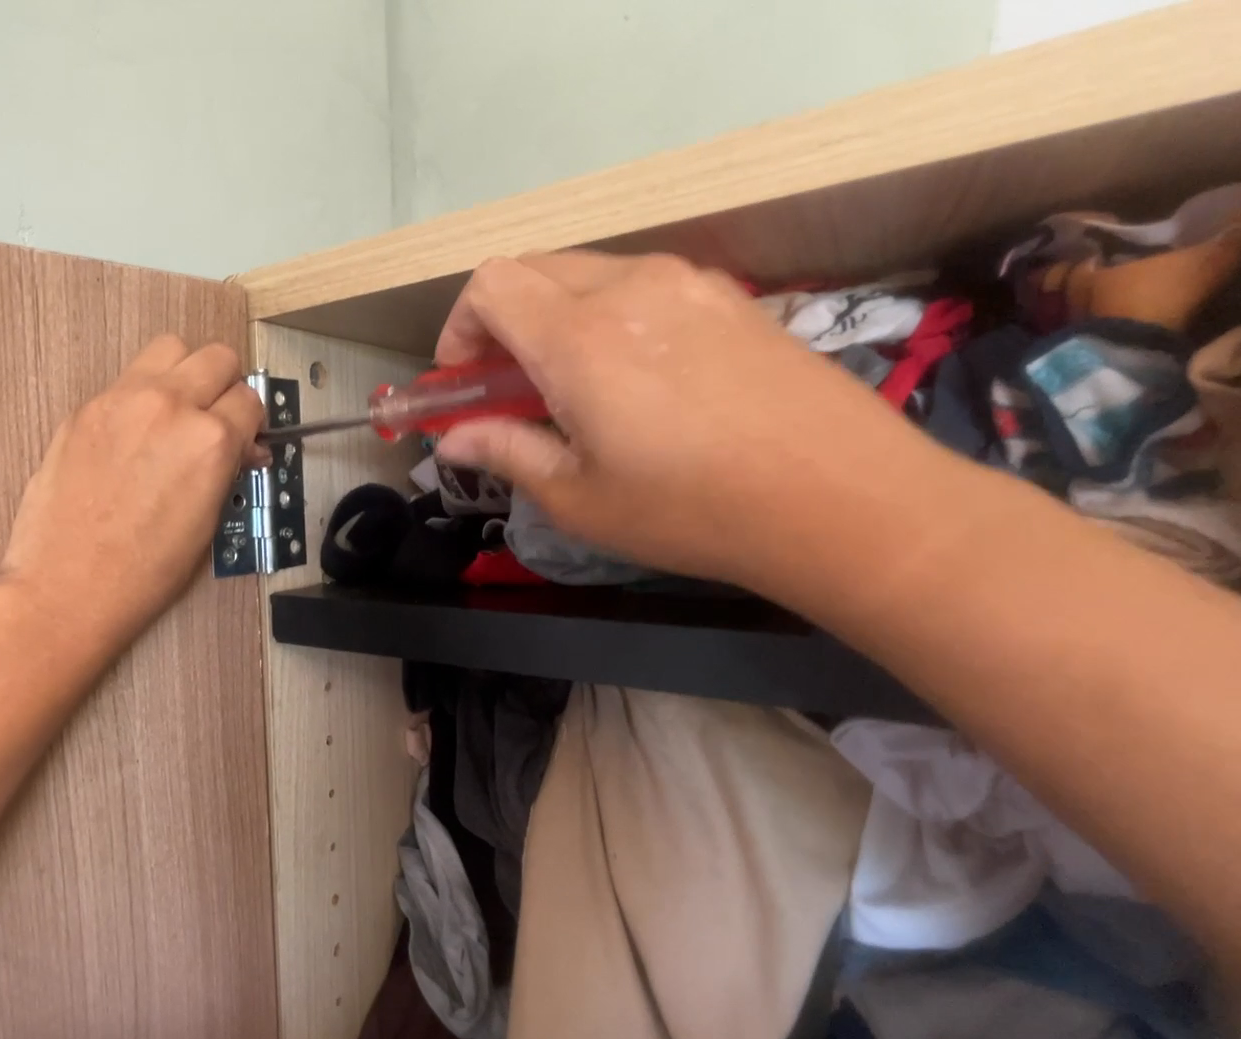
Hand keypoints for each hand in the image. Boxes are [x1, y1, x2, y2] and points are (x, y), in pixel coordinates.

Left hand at [0, 335, 263, 648]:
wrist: (67, 588)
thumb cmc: (141, 574)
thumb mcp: (208, 524)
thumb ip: (226, 469)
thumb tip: (240, 448)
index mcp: (209, 441)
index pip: (250, 400)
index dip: (252, 424)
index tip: (245, 438)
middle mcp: (168, 407)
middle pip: (216, 357)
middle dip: (225, 386)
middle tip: (216, 419)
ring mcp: (121, 401)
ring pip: (169, 350)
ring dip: (183, 374)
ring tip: (176, 413)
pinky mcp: (84, 409)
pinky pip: (126, 381)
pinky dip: (140, 397)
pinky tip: (132, 438)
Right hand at [433, 253, 948, 586]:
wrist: (845, 500)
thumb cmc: (693, 510)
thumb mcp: (579, 498)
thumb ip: (505, 452)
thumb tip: (452, 438)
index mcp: (579, 337)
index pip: (490, 284)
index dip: (460, 327)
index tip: (466, 381)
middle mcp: (630, 288)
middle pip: (534, 269)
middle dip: (501, 321)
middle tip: (510, 387)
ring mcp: (688, 284)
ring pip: (590, 274)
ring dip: (557, 317)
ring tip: (576, 387)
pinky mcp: (731, 297)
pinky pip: (644, 286)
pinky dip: (611, 316)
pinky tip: (640, 379)